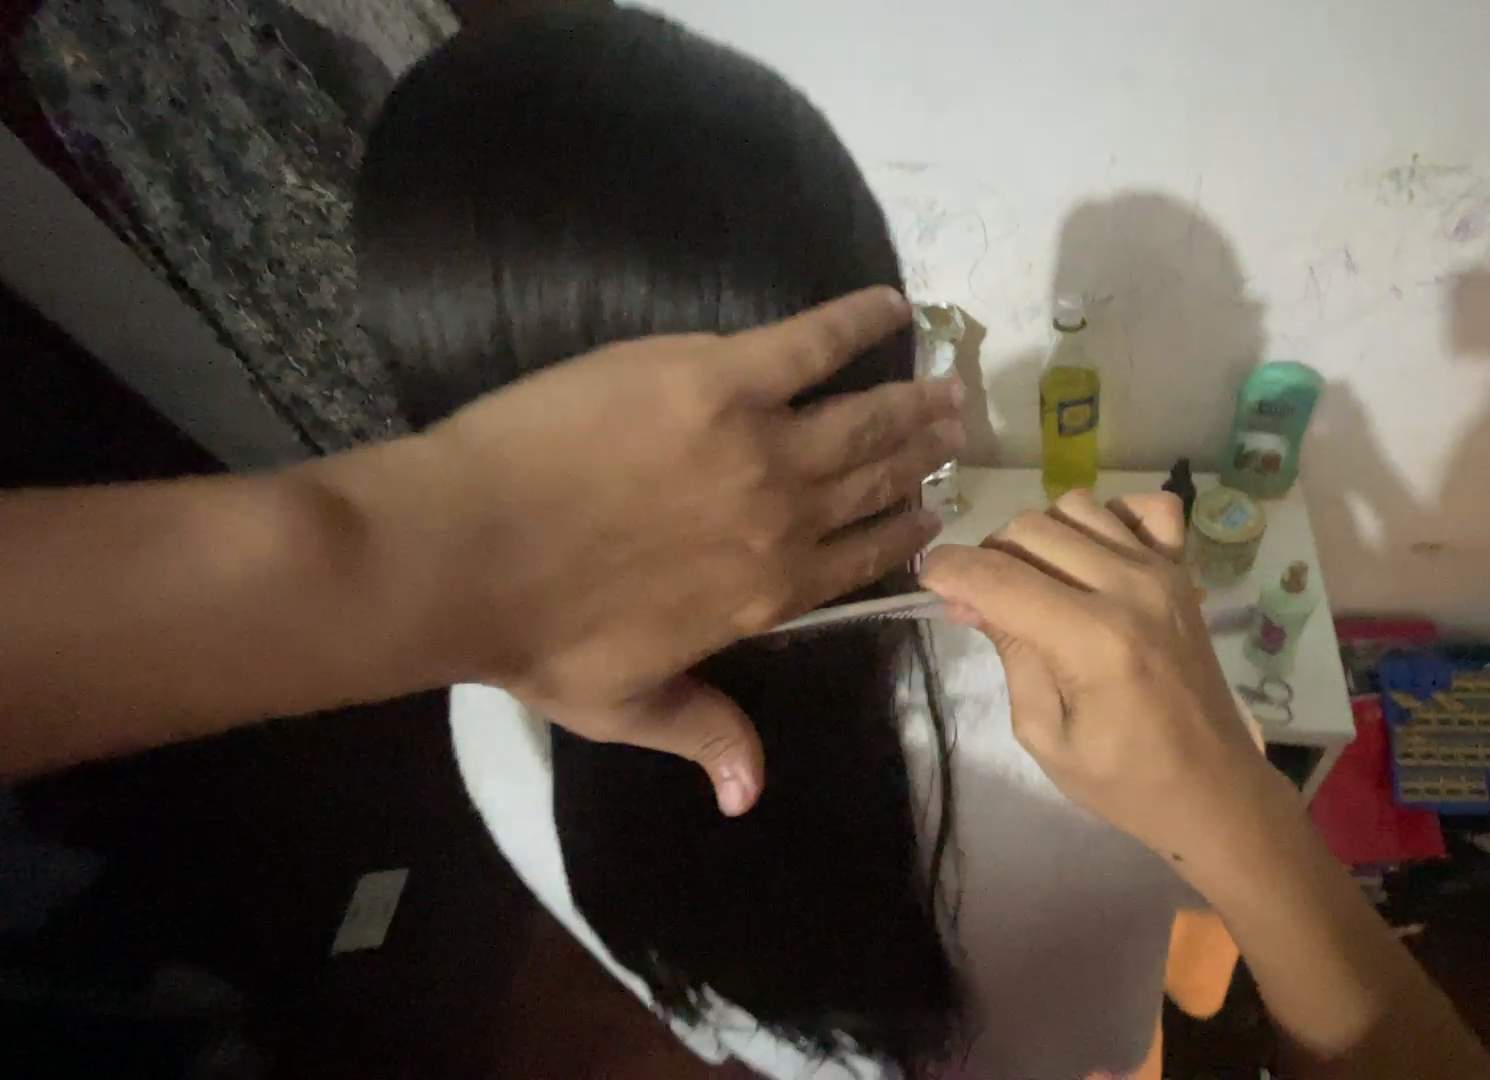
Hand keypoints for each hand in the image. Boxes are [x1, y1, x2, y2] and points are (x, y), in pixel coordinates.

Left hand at [400, 287, 959, 813]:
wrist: (461, 557)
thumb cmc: (541, 636)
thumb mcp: (628, 709)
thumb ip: (704, 737)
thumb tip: (748, 797)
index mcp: (777, 591)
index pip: (868, 554)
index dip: (907, 530)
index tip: (934, 511)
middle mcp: (791, 519)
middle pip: (879, 481)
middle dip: (925, 458)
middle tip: (954, 436)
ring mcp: (764, 445)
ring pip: (866, 418)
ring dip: (912, 401)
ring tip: (947, 389)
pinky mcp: (721, 379)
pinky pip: (812, 343)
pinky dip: (857, 321)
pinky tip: (890, 303)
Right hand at [920, 490, 1273, 868]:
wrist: (1213, 789)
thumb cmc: (1122, 780)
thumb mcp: (1042, 732)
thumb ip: (1009, 651)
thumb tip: (966, 599)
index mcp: (1094, 641)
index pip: (998, 578)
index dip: (948, 569)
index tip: (927, 579)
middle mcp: (1130, 588)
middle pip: (1029, 529)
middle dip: (987, 556)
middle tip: (981, 600)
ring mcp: (1163, 571)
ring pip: (1074, 506)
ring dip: (1038, 536)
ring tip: (1035, 581)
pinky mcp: (1183, 570)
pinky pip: (1142, 507)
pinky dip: (1107, 518)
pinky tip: (1092, 556)